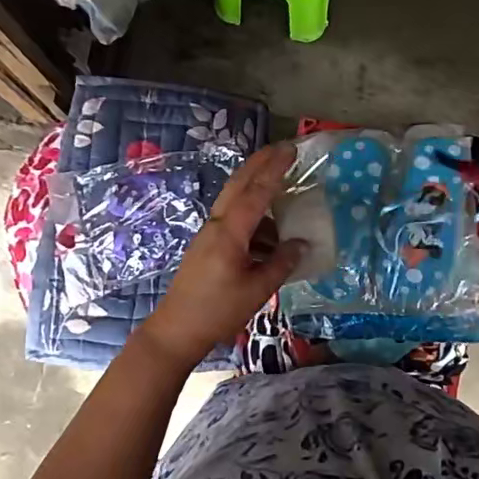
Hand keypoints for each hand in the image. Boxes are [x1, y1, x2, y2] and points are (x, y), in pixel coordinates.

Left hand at [139, 142, 305, 367]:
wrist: (177, 330)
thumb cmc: (218, 311)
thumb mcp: (258, 289)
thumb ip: (281, 262)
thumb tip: (301, 243)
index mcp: (230, 233)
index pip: (256, 192)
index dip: (275, 170)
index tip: (291, 150)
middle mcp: (217, 225)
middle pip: (239, 184)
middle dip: (260, 163)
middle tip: (283, 148)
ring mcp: (210, 234)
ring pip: (236, 201)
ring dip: (258, 189)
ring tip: (284, 189)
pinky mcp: (208, 246)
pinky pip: (234, 219)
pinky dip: (254, 215)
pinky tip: (271, 232)